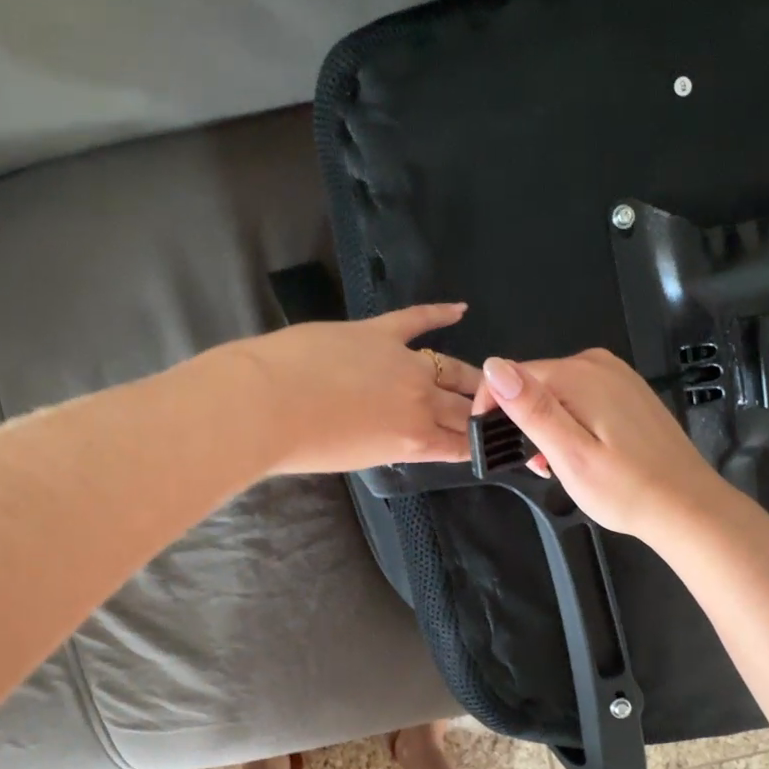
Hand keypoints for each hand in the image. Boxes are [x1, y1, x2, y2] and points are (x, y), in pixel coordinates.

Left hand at [215, 304, 481, 474]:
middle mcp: (421, 400)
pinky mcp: (379, 331)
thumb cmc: (301, 445)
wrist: (264, 403)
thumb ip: (386, 446)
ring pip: (451, 368)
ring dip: (472, 377)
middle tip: (503, 415)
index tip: (500, 444)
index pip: (462, 444)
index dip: (484, 445)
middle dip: (486, 415)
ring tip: (489, 382)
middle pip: (465, 409)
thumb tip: (396, 435)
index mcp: (414, 440)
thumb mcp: (355, 459)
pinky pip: (416, 319)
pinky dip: (438, 312)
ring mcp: (403, 361)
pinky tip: (460, 309)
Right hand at [474, 349, 726, 538]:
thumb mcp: (568, 453)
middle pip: (537, 382)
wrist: (687, 506)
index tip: (490, 445)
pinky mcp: (630, 394)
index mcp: (579, 374)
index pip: (511, 374)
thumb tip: (492, 365)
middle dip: (523, 421)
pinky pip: (583, 399)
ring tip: (558, 467)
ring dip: (547, 426)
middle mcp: (598, 364)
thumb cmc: (623, 488)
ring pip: (559, 393)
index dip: (492, 407)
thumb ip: (530, 408)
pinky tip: (582, 455)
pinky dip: (571, 424)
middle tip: (537, 466)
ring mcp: (619, 377)